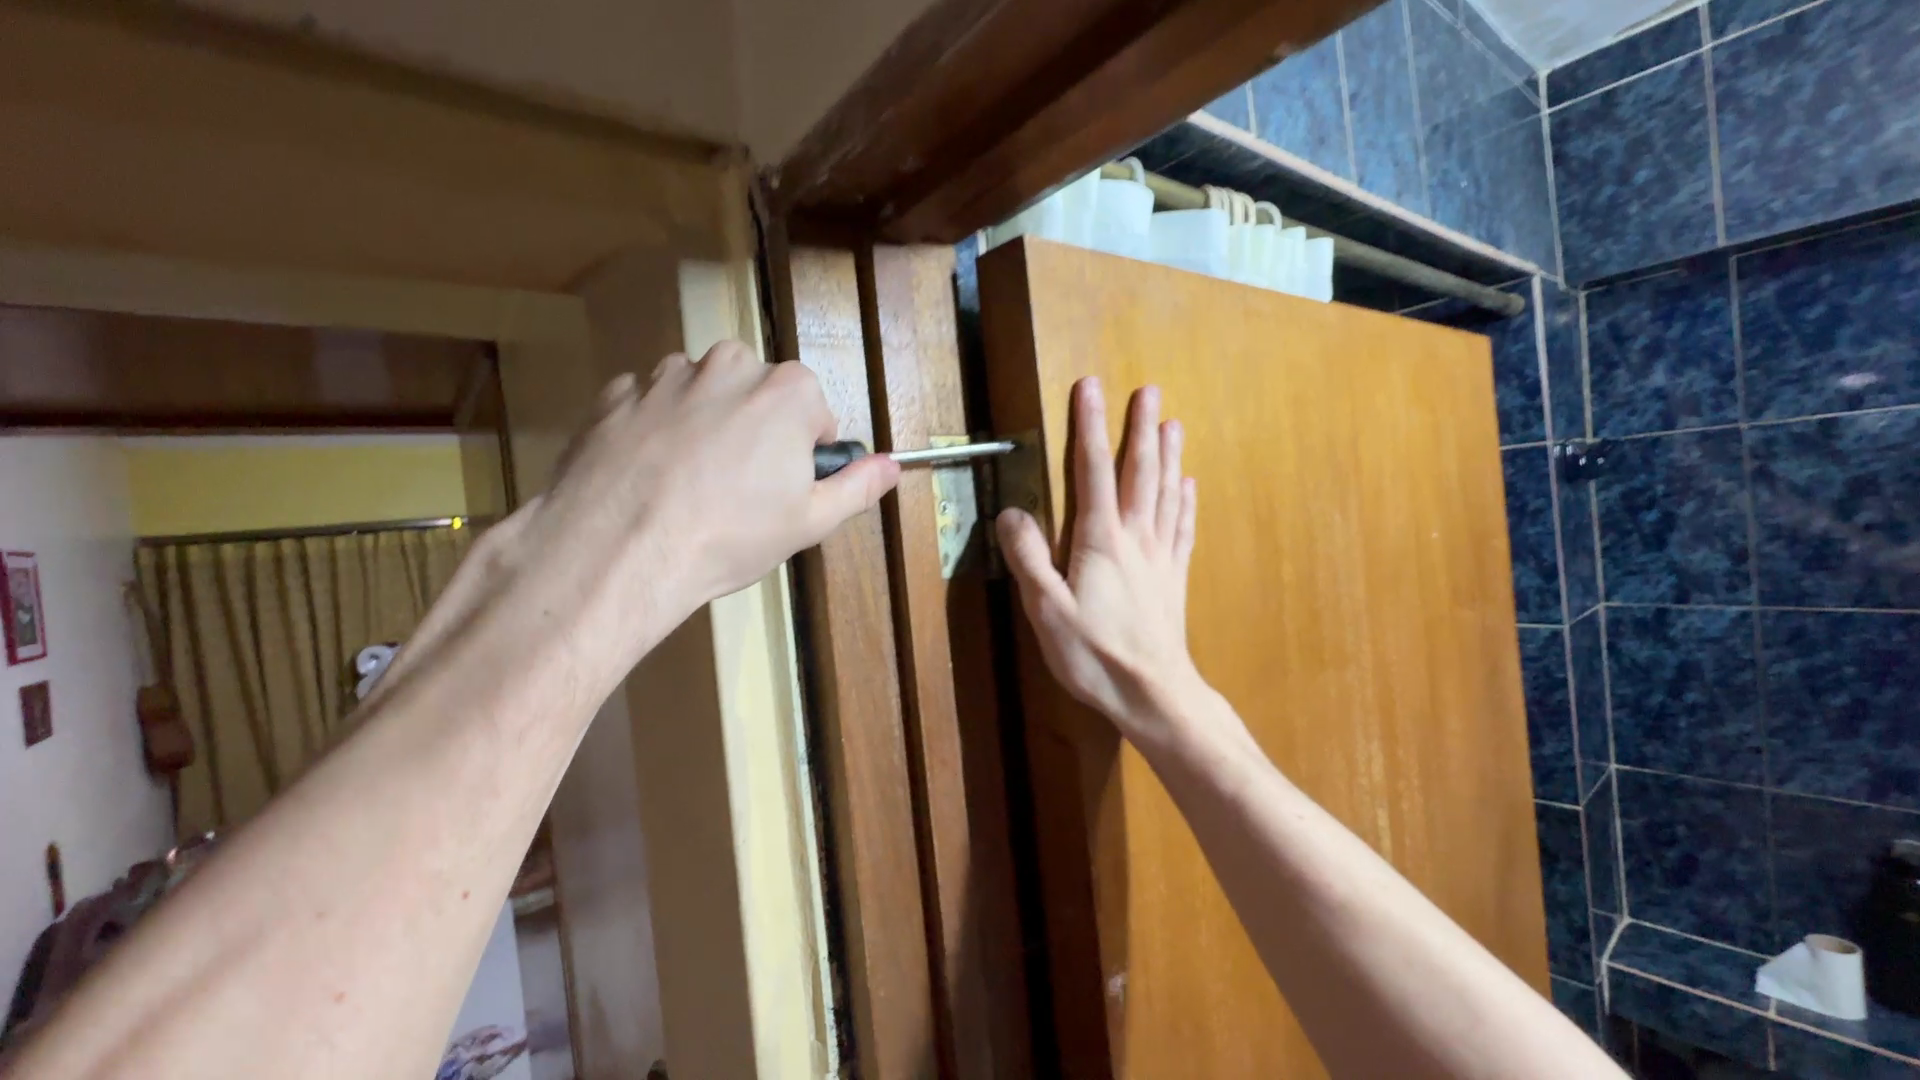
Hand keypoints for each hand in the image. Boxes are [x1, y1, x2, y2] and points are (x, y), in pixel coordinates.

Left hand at [528, 341, 899, 632]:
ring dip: (702, 423)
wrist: (619, 549)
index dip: (802, 450)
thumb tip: (892, 465)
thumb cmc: (730, 536)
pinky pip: (647, 404)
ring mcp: (665, 375)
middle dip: (752, 427)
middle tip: (737, 486)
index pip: (812, 409)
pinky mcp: (615, 394)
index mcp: (786, 390)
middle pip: (755, 392)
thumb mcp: (810, 522)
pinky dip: (651, 430)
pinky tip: (645, 476)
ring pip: (699, 392)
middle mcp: (728, 364)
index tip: (784, 487)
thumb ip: (857, 486)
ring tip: (686, 484)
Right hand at [996, 378, 1200, 745]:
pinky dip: (1186, 502)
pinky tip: (1190, 486)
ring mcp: (1161, 557)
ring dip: (1169, 456)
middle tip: (1150, 391)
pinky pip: (1182, 528)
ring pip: (1167, 494)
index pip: (1093, 472)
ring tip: (1173, 424)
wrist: (1154, 693)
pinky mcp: (1174, 578)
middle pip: (1140, 473)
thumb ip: (1028, 559)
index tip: (1091, 387)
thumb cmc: (1095, 655)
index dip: (1090, 427)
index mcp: (1101, 541)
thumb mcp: (1047, 610)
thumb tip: (1010, 513)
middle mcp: (1136, 538)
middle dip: (1141, 429)